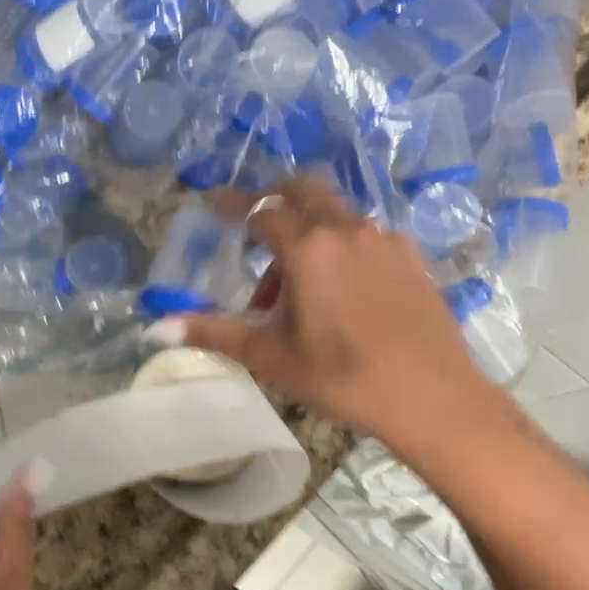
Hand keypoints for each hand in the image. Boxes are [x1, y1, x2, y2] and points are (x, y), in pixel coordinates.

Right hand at [150, 179, 503, 448]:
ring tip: (291, 286)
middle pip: (304, 191)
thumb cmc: (341, 377)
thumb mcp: (270, 356)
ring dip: (306, 232)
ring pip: (335, 216)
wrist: (432, 398)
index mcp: (308, 247)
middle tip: (253, 230)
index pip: (261, 210)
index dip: (233, 205)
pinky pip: (364, 235)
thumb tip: (155, 328)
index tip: (212, 201)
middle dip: (274, 201)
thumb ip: (213, 333)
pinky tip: (336, 291)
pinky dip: (338, 246)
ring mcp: (385, 241)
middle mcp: (347, 231)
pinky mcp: (410, 259)